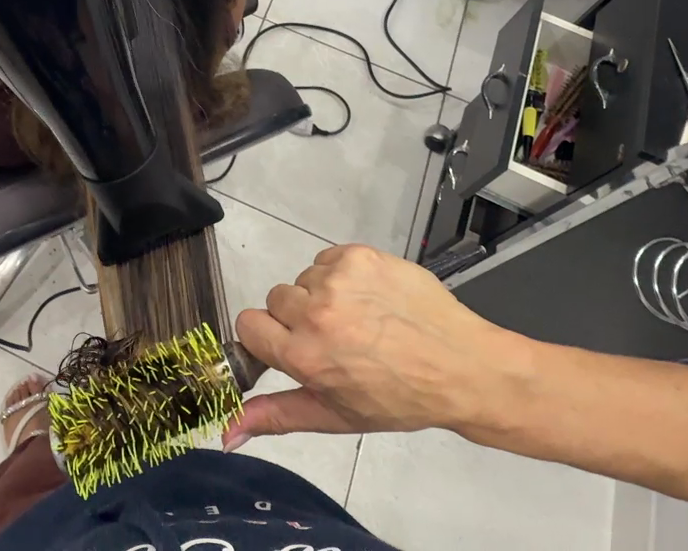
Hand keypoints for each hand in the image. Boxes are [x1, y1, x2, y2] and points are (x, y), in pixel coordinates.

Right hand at [226, 245, 533, 448]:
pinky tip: (368, 297)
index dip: (267, 336)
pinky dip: (342, 274)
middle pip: (275, 299)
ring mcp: (338, 279)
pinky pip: (328, 258)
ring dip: (321, 294)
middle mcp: (314, 312)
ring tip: (358, 317)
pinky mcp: (359, 256)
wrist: (460, 366)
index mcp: (303, 355)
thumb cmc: (398, 398)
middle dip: (297, 316)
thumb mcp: (334, 416)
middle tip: (334, 336)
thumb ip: (276, 416)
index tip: (290, 345)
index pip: (248, 324)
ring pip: (304, 278)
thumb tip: (227, 431)